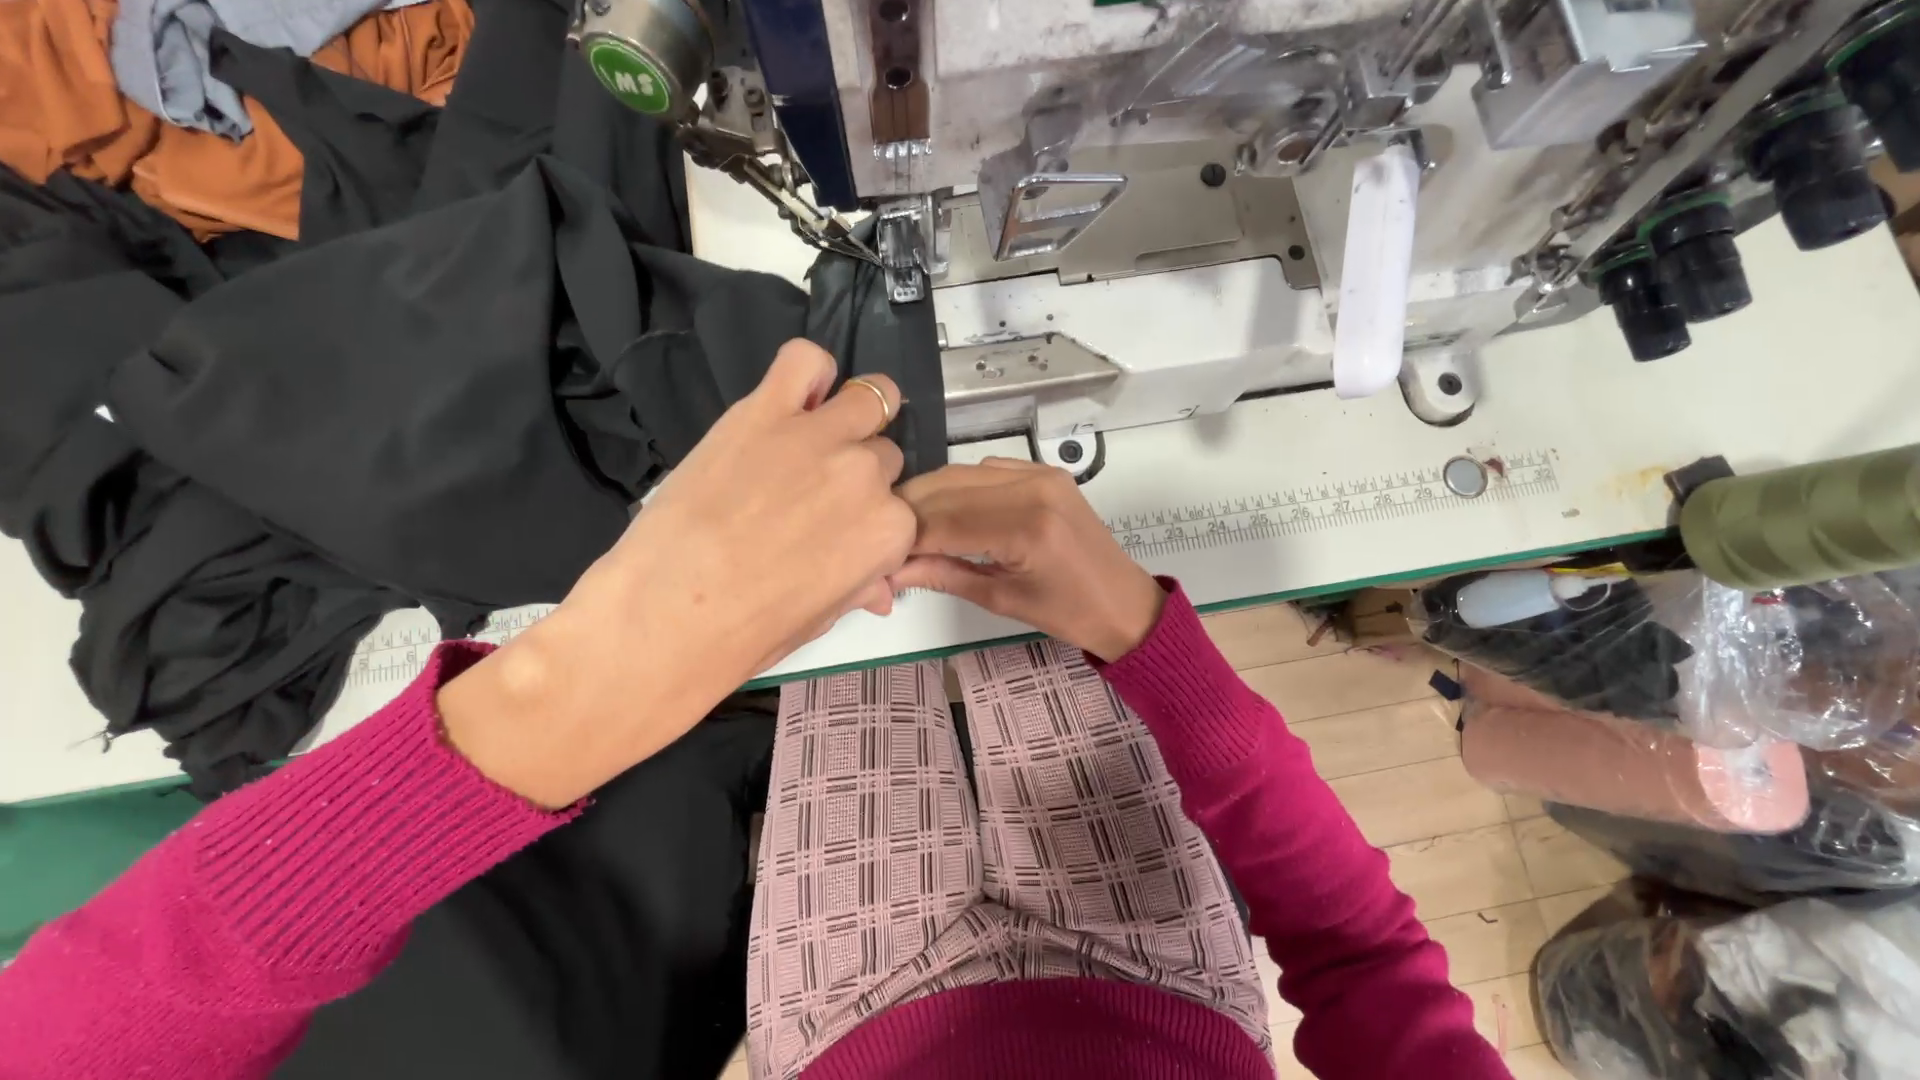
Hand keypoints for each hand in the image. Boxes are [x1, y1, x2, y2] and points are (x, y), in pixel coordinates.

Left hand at [441, 341, 916, 805]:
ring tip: (817, 437)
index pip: (903, 509)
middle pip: (885, 454)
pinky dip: (807, 374)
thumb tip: (879, 589)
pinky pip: (805, 361)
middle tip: (816, 494)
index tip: (847, 529)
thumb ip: (859, 587)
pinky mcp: (765, 410)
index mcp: (889, 531)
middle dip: (859, 472)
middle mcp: (867, 475)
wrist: (670, 609)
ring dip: (852, 415)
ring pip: (868, 399)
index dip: (874, 518)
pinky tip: (793, 399)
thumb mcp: (820, 618)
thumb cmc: (749, 630)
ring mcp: (820, 436)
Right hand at [891, 458, 1165, 662]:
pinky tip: (945, 511)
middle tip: (881, 537)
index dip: (904, 537)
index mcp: (1025, 526)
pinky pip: (986, 470)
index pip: (943, 520)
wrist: (1124, 602)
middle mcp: (1031, 487)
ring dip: (930, 496)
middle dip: (909, 511)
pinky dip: (959, 487)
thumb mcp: (1001, 600)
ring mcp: (1040, 473)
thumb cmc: (1068, 613)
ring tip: (907, 527)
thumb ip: (944, 576)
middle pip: (947, 487)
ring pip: (962, 473)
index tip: (876, 554)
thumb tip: (891, 571)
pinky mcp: (1044, 471)